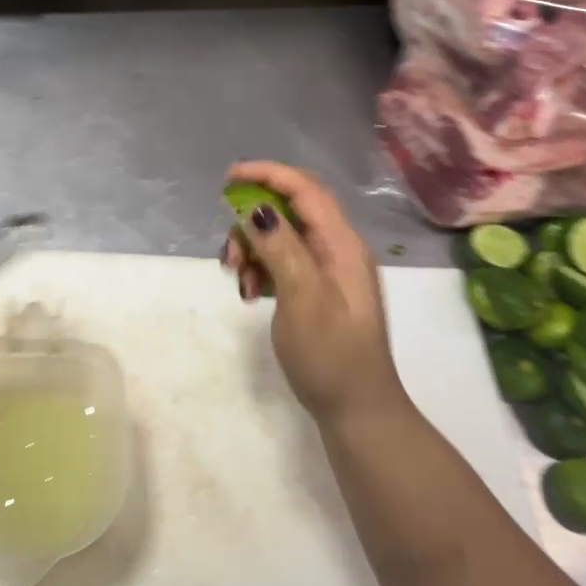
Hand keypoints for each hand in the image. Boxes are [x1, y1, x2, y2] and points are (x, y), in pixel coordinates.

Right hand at [222, 162, 406, 423]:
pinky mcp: (315, 288)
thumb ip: (281, 248)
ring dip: (252, 247)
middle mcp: (337, 249)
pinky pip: (281, 259)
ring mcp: (327, 270)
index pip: (304, 189)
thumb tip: (256, 207)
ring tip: (239, 280)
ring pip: (280, 234)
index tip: (228, 179)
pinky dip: (260, 267)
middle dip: (253, 219)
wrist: (357, 411)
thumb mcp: (302, 298)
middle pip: (289, 209)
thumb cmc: (331, 355)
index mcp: (342, 244)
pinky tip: (249, 292)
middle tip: (230, 252)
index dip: (266, 174)